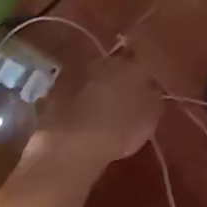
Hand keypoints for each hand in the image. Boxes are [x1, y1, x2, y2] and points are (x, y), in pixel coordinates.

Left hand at [33, 52, 164, 170]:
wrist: (71, 145)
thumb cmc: (119, 132)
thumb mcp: (150, 120)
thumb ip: (152, 99)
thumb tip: (150, 90)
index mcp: (130, 65)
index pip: (141, 63)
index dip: (142, 78)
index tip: (144, 91)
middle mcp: (102, 61)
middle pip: (114, 66)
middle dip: (117, 79)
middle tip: (120, 100)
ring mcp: (75, 71)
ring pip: (91, 76)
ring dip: (94, 87)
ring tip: (97, 110)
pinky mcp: (54, 87)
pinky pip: (71, 90)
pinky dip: (75, 99)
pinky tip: (77, 116)